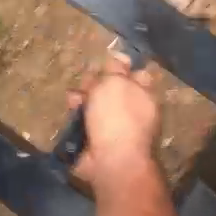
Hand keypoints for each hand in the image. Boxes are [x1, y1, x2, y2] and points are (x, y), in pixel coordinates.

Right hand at [70, 57, 160, 191]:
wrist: (111, 161)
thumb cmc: (117, 117)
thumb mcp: (116, 82)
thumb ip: (116, 68)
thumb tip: (119, 54)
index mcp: (144, 95)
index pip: (136, 73)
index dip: (121, 66)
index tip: (106, 61)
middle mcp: (132, 109)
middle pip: (111, 87)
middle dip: (95, 82)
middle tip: (88, 83)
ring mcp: (115, 125)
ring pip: (95, 102)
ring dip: (82, 97)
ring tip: (74, 100)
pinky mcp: (97, 138)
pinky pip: (85, 119)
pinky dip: (77, 114)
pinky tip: (71, 111)